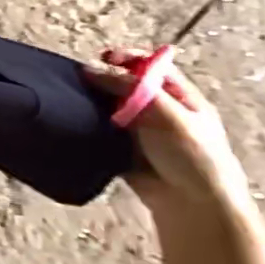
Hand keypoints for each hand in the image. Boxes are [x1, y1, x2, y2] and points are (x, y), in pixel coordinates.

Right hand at [83, 48, 252, 221]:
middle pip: (126, 84)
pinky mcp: (121, 149)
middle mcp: (159, 110)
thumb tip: (90, 69)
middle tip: (81, 80)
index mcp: (180, 97)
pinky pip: (100, 130)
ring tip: (71, 99)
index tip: (102, 57)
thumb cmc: (192, 156)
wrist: (192, 206)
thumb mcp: (167, 114)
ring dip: (92, 102)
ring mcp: (140, 131)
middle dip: (103, 79)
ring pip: (109, 107)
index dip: (128, 58)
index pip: (151, 66)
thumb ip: (131, 89)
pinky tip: (73, 121)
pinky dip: (87, 125)